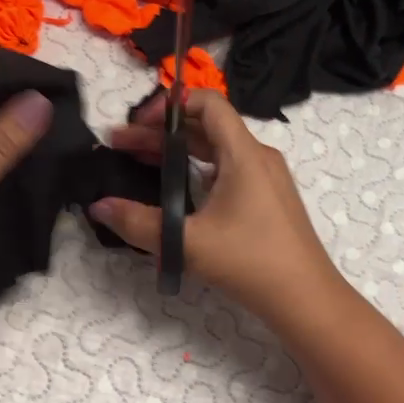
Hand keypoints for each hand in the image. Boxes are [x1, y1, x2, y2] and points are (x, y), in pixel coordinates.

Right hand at [90, 89, 345, 321]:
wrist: (306, 299)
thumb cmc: (250, 262)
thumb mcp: (187, 242)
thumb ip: (137, 223)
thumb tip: (98, 206)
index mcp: (243, 154)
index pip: (207, 103)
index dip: (168, 105)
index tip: (136, 124)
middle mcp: (257, 157)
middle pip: (204, 128)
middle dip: (159, 133)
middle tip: (118, 146)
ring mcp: (264, 179)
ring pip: (214, 150)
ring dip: (175, 152)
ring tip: (137, 162)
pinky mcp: (265, 200)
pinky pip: (225, 170)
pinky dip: (195, 170)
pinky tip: (173, 191)